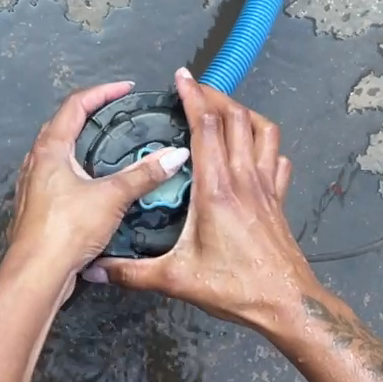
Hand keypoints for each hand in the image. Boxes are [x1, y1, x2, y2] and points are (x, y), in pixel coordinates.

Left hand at [3, 81, 191, 291]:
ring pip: (56, 153)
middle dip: (89, 115)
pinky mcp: (36, 208)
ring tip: (106, 146)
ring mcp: (32, 186)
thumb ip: (144, 174)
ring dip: (80, 144)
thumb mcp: (112, 197)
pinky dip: (75, 170)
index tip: (125, 88)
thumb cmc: (65, 230)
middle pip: (61, 126)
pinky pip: (56, 178)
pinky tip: (91, 184)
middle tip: (115, 114)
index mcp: (50, 149)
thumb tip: (174, 156)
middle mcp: (36, 163)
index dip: (102, 92)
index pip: (75, 105)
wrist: (36, 273)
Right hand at [89, 69, 317, 333]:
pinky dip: (264, 143)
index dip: (194, 96)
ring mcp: (265, 188)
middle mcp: (243, 180)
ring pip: (262, 131)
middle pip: (236, 118)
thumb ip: (131, 273)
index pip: (206, 127)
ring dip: (243, 112)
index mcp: (216, 190)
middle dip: (215, 96)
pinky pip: (277, 158)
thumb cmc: (235, 289)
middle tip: (195, 88)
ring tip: (223, 109)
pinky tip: (252, 149)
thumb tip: (96, 270)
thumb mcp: (175, 280)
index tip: (181, 77)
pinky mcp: (277, 201)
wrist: (286, 304)